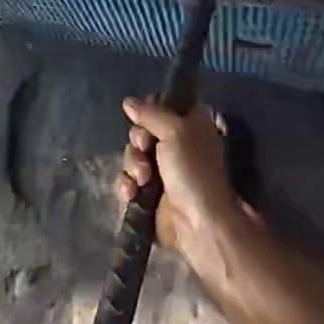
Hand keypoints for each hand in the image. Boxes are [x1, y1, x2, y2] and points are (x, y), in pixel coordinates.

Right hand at [115, 97, 238, 250]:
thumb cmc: (193, 169)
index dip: (149, 110)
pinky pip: (127, 180)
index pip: (163, 106)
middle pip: (142, 131)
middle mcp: (175, 144)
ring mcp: (161, 170)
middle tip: (145, 148)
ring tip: (143, 179)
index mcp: (190, 125)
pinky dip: (127, 185)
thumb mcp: (176, 131)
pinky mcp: (147, 193)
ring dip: (133, 164)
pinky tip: (132, 193)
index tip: (144, 116)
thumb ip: (151, 113)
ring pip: (132, 156)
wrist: (196, 222)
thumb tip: (128, 101)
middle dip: (138, 140)